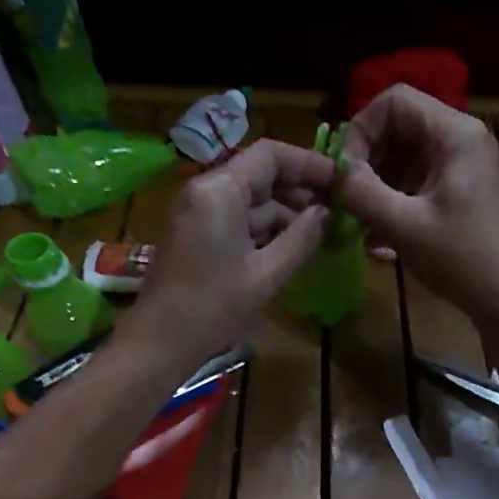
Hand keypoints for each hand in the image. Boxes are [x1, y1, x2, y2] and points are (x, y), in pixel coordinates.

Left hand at [121, 140, 332, 366]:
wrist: (159, 343)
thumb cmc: (214, 308)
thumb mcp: (267, 274)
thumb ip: (302, 238)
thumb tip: (326, 214)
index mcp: (220, 190)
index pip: (271, 155)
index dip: (309, 164)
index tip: (339, 183)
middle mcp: (204, 192)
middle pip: (259, 176)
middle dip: (297, 193)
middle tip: (335, 213)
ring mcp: (195, 215)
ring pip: (248, 202)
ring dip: (281, 216)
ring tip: (318, 237)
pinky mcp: (193, 237)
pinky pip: (233, 222)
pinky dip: (260, 231)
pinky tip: (287, 250)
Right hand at [338, 85, 498, 324]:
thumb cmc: (460, 258)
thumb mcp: (404, 226)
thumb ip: (363, 193)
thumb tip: (334, 173)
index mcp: (454, 134)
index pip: (394, 101)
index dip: (360, 130)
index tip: (344, 173)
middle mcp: (459, 139)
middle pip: (397, 127)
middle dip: (365, 160)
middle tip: (345, 199)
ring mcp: (460, 166)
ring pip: (402, 157)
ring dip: (374, 184)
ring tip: (357, 222)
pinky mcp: (457, 191)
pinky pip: (414, 181)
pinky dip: (391, 200)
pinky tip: (376, 236)